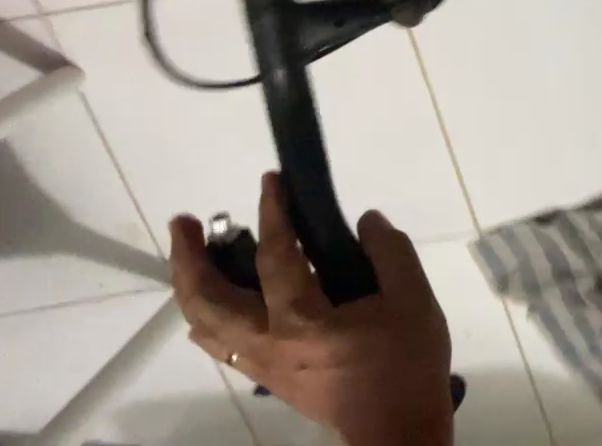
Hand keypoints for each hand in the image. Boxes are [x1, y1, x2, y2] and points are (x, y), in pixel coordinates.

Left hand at [170, 174, 452, 445]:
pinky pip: (221, 340)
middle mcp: (267, 342)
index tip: (270, 181)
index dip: (273, 213)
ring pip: (205, 324)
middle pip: (206, 301)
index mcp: (302, 320)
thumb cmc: (407, 358)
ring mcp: (261, 363)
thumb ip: (390, 253)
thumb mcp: (413, 297)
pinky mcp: (269, 374)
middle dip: (189, 259)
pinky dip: (210, 312)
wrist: (396, 424)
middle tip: (188, 222)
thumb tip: (364, 221)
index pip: (276, 256)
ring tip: (196, 252)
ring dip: (192, 285)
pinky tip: (224, 296)